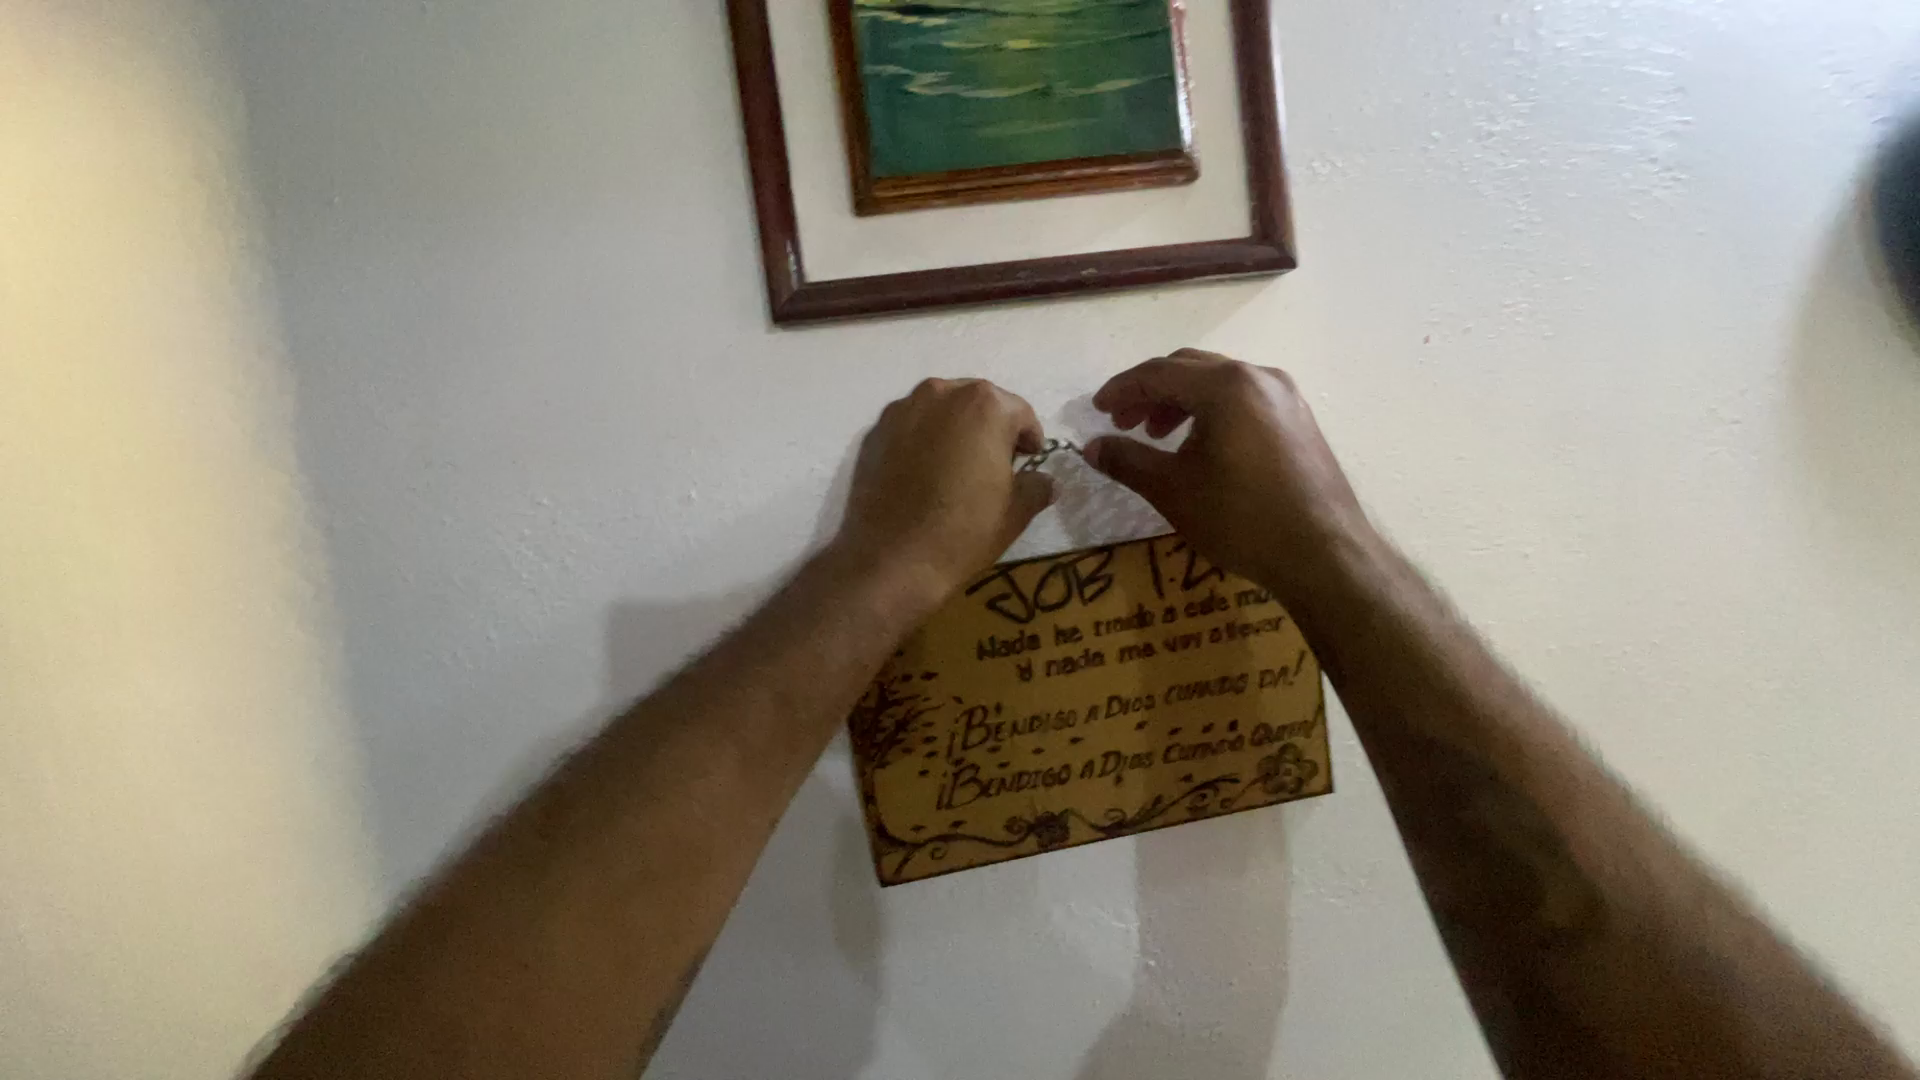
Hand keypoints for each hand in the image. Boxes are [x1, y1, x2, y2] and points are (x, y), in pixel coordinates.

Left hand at [835, 378, 1055, 604]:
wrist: (890, 559)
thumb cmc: (963, 532)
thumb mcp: (1015, 512)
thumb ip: (1037, 486)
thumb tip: (1046, 481)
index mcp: (985, 405)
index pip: (1020, 412)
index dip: (1029, 439)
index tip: (1028, 461)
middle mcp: (941, 393)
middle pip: (977, 404)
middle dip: (990, 429)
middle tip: (994, 465)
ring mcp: (902, 410)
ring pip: (940, 412)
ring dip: (954, 431)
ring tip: (956, 467)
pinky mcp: (875, 432)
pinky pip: (910, 428)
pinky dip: (922, 442)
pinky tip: (923, 475)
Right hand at [1086, 349, 1376, 602]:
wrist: (1323, 553)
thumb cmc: (1241, 519)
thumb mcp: (1172, 490)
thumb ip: (1127, 461)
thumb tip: (1091, 447)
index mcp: (1226, 387)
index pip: (1159, 372)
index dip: (1121, 389)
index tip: (1097, 410)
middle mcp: (1258, 377)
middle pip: (1189, 369)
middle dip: (1150, 392)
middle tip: (1123, 424)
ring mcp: (1285, 396)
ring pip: (1219, 382)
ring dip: (1180, 402)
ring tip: (1158, 436)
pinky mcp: (1299, 419)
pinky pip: (1244, 399)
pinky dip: (1211, 411)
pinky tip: (1200, 445)